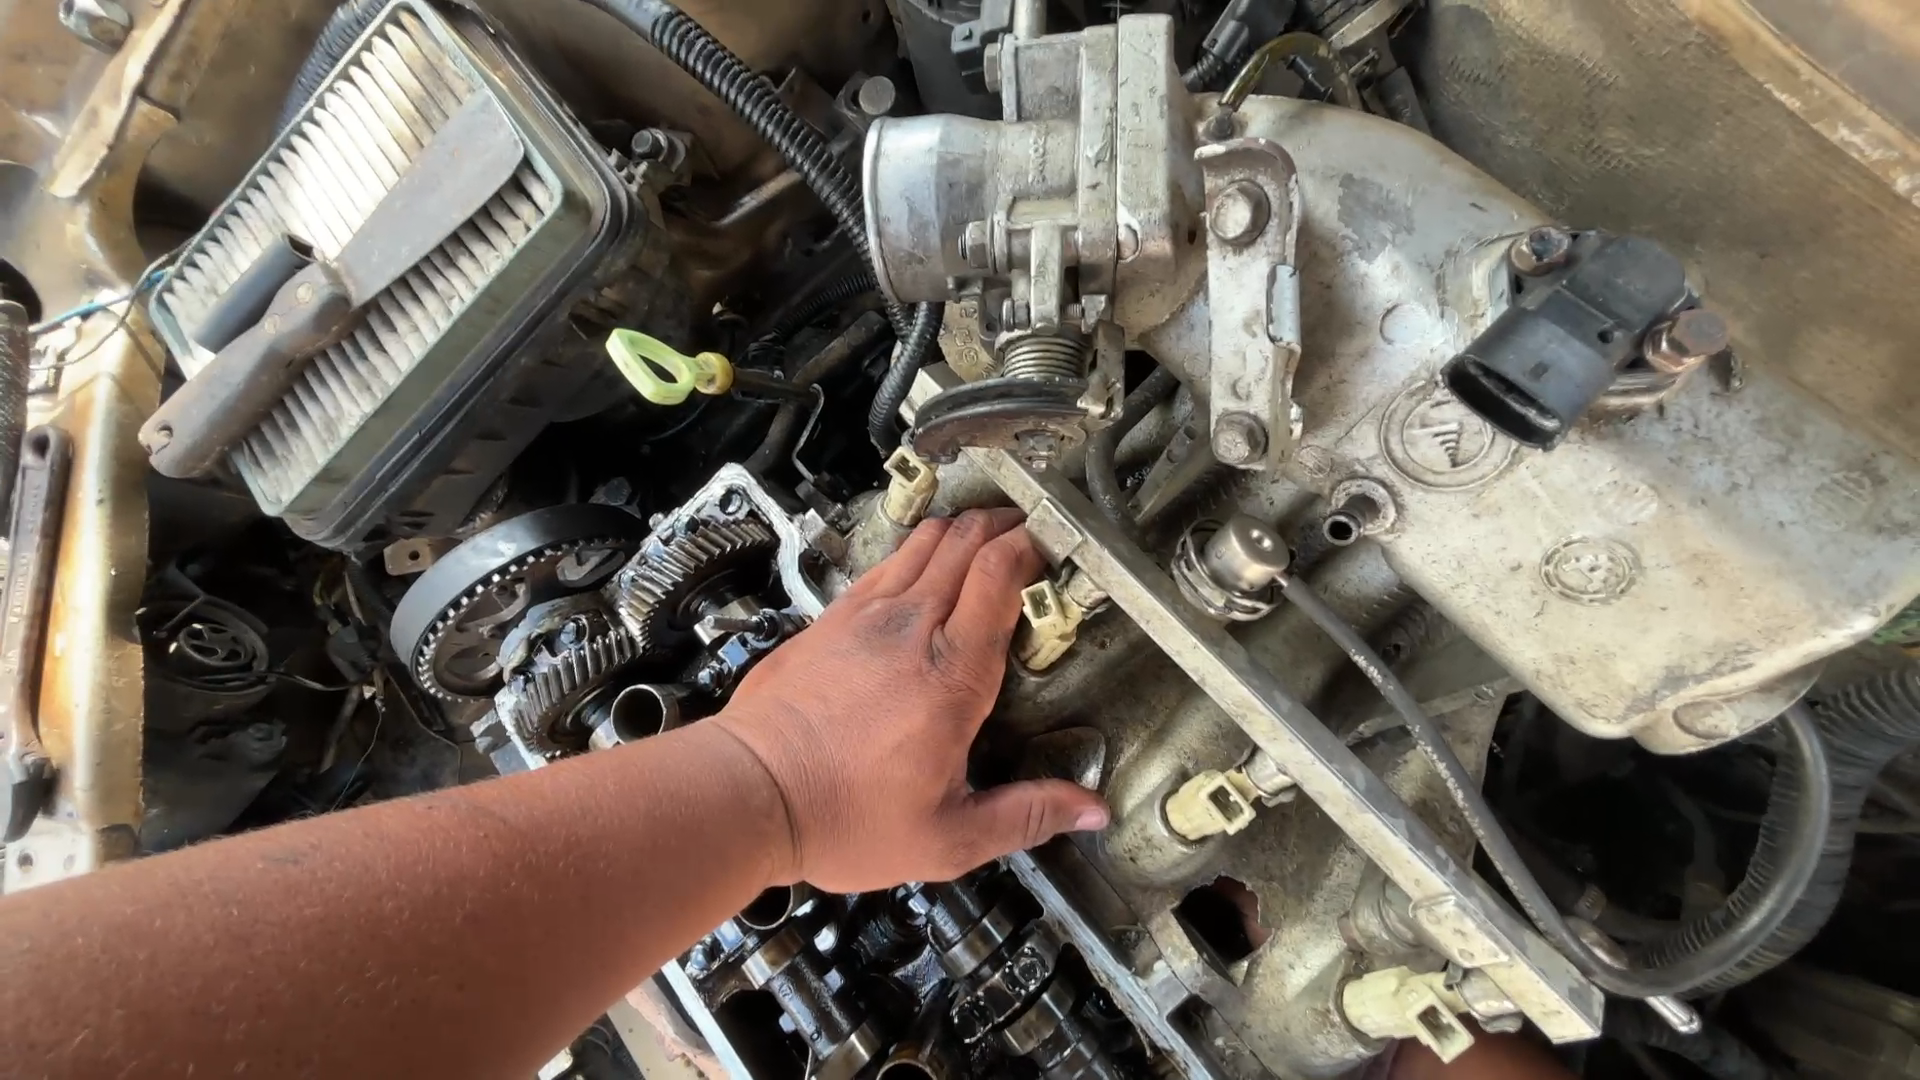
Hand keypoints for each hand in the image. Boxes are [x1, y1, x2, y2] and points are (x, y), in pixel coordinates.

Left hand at [713, 509, 1109, 892]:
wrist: (749, 792)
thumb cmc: (842, 815)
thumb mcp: (948, 837)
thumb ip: (1025, 815)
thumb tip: (1089, 808)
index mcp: (952, 675)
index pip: (1000, 575)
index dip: (1031, 548)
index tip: (1053, 547)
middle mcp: (911, 628)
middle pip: (965, 543)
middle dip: (1003, 525)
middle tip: (1029, 528)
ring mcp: (865, 614)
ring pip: (925, 542)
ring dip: (962, 529)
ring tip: (986, 531)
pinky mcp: (832, 617)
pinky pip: (885, 562)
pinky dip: (915, 547)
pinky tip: (924, 559)